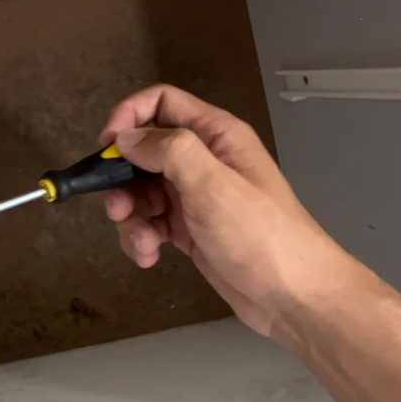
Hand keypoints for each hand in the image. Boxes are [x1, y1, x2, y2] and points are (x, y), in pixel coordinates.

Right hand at [99, 85, 372, 337]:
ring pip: (138, 191)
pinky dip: (140, 237)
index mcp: (215, 137)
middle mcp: (202, 160)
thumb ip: (169, 151)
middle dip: (121, 180)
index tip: (107, 146)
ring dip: (129, 217)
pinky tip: (149, 255)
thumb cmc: (260, 236)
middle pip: (141, 152)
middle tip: (116, 208)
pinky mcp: (186, 227)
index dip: (129, 116)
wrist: (293, 298)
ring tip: (141, 241)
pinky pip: (147, 221)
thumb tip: (126, 138)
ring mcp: (193, 195)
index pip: (162, 103)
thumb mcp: (213, 185)